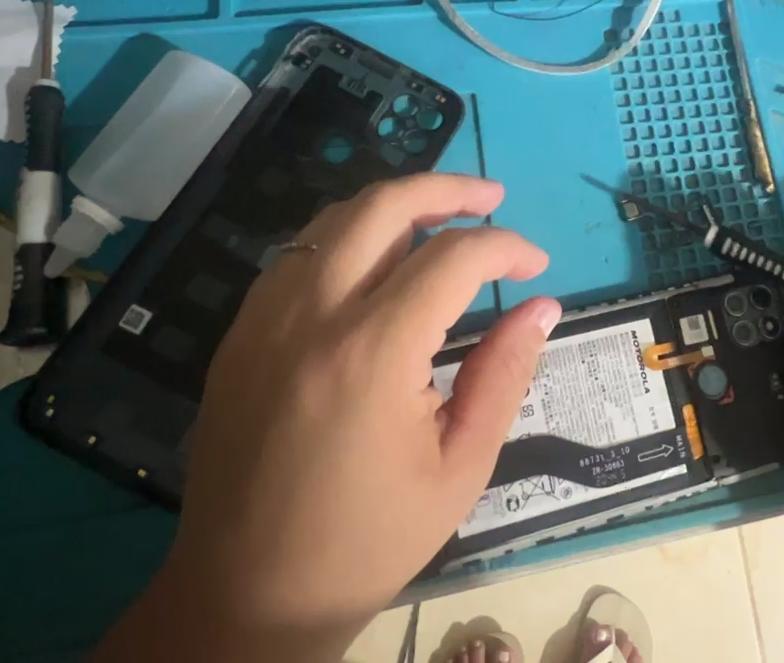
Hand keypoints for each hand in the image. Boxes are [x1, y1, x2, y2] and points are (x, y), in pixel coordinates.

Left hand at [98, 174, 559, 662]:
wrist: (247, 594)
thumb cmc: (369, 540)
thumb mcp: (462, 467)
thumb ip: (505, 373)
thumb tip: (542, 305)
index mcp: (372, 353)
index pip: (454, 258)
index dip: (506, 248)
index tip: (537, 266)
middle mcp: (312, 315)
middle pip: (385, 206)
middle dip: (449, 189)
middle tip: (493, 199)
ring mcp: (265, 318)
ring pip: (334, 219)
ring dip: (395, 206)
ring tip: (442, 220)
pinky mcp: (241, 333)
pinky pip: (299, 253)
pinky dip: (348, 236)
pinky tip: (376, 263)